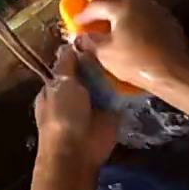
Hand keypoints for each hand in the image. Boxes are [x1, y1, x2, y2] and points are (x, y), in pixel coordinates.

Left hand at [34, 47, 118, 172]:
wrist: (77, 152)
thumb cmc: (62, 116)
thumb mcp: (60, 84)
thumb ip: (66, 64)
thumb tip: (68, 45)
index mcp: (55, 87)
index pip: (68, 65)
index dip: (79, 52)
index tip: (95, 37)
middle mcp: (73, 94)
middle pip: (88, 72)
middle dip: (99, 62)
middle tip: (115, 44)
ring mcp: (92, 104)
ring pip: (103, 82)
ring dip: (112, 74)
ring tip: (126, 55)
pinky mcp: (109, 114)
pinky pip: (117, 96)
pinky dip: (123, 88)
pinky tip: (133, 72)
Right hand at [71, 0, 188, 91]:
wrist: (175, 72)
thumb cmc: (135, 61)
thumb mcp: (105, 53)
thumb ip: (90, 41)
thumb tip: (79, 35)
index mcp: (122, 6)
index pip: (96, 5)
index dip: (83, 14)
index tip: (75, 23)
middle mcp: (141, 2)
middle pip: (115, 6)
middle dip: (102, 17)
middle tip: (92, 29)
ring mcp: (157, 11)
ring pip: (132, 14)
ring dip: (120, 23)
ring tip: (113, 36)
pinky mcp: (169, 22)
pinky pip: (145, 22)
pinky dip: (136, 28)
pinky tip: (134, 42)